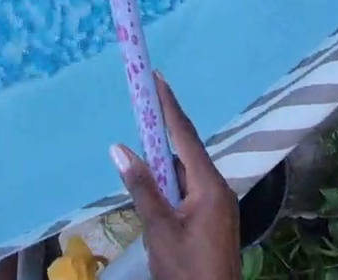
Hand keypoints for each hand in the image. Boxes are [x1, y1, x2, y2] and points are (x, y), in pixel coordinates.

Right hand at [111, 75, 240, 279]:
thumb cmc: (187, 271)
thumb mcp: (159, 229)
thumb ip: (141, 186)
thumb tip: (119, 148)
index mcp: (209, 186)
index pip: (184, 135)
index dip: (169, 105)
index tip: (156, 77)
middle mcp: (218, 188)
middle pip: (186, 150)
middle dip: (163, 129)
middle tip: (143, 104)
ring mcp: (218, 205)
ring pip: (186, 172)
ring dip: (164, 162)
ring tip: (141, 150)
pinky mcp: (214, 219)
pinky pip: (190, 188)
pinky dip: (171, 182)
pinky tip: (154, 188)